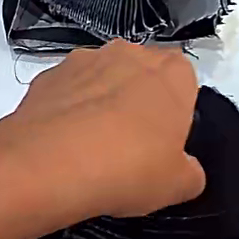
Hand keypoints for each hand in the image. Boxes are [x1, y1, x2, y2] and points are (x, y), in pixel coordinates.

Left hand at [0, 40, 204, 223]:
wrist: (50, 165)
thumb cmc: (126, 166)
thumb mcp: (178, 185)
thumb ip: (190, 172)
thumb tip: (185, 172)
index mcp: (172, 73)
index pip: (184, 81)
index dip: (175, 113)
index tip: (165, 142)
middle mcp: (130, 54)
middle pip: (141, 75)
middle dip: (138, 103)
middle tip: (132, 147)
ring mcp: (85, 60)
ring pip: (102, 79)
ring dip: (101, 103)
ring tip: (94, 149)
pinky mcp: (48, 75)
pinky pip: (67, 91)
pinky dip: (68, 110)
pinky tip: (65, 145)